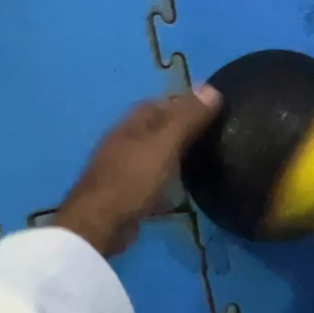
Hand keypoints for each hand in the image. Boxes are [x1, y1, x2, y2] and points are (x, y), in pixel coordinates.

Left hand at [55, 87, 221, 255]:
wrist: (99, 224)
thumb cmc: (133, 179)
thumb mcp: (165, 144)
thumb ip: (188, 118)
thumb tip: (212, 88)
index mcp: (132, 124)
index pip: (160, 103)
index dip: (185, 102)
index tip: (213, 109)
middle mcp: (125, 142)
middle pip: (158, 128)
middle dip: (182, 129)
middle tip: (214, 135)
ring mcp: (123, 168)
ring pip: (155, 154)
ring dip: (176, 155)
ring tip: (204, 160)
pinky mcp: (126, 194)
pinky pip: (152, 180)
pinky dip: (168, 182)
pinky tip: (183, 192)